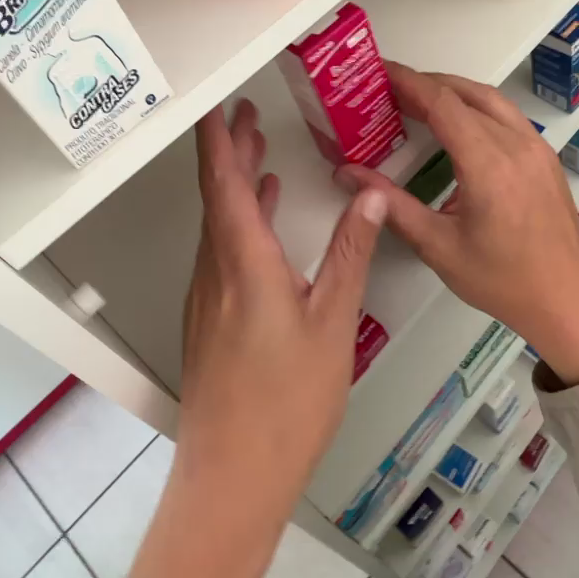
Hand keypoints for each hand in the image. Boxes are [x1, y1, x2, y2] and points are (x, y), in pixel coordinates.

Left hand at [174, 98, 384, 488]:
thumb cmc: (287, 402)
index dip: (219, 138)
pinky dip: (241, 224)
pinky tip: (263, 226)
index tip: (219, 103)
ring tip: (258, 155)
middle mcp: (216, 274)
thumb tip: (369, 199)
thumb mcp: (332, 321)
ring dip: (236, 186)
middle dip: (230, 151)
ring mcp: (208, 298)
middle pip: (217, 197)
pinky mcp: (211, 321)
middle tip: (246, 115)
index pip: (224, 184)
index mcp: (243, 264)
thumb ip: (350, 254)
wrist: (235, 474)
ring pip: (218, 224)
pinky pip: (221, 253)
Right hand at [336, 65, 578, 386]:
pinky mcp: (545, 157)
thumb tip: (347, 174)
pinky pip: (507, 116)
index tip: (378, 72)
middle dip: (425, 84)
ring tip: (417, 101)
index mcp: (488, 163)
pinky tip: (457, 126)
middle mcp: (516, 144)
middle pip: (466, 92)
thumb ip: (391, 205)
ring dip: (453, 91)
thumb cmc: (502, 280)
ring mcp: (536, 148)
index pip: (442, 102)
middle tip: (388, 89)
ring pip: (490, 99)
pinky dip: (476, 107)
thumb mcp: (438, 246)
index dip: (407, 82)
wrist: (567, 299)